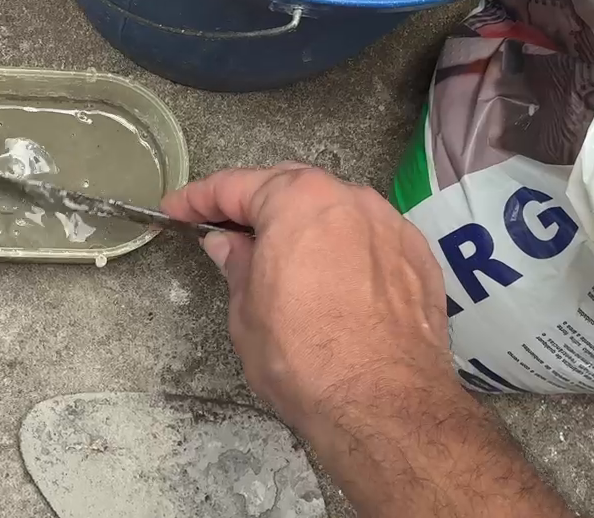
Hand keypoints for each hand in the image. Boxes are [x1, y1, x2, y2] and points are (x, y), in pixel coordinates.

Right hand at [160, 163, 454, 434]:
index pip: (235, 186)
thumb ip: (236, 264)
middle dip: (255, 205)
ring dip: (303, 224)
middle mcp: (346, 197)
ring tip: (283, 257)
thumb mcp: (247, 312)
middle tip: (226, 230)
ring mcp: (387, 221)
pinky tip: (333, 278)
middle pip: (288, 187)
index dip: (198, 198)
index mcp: (296, 200)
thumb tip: (228, 243)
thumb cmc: (307, 359)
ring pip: (332, 208)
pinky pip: (368, 235)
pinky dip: (344, 246)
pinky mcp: (416, 252)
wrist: (388, 407)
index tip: (177, 207)